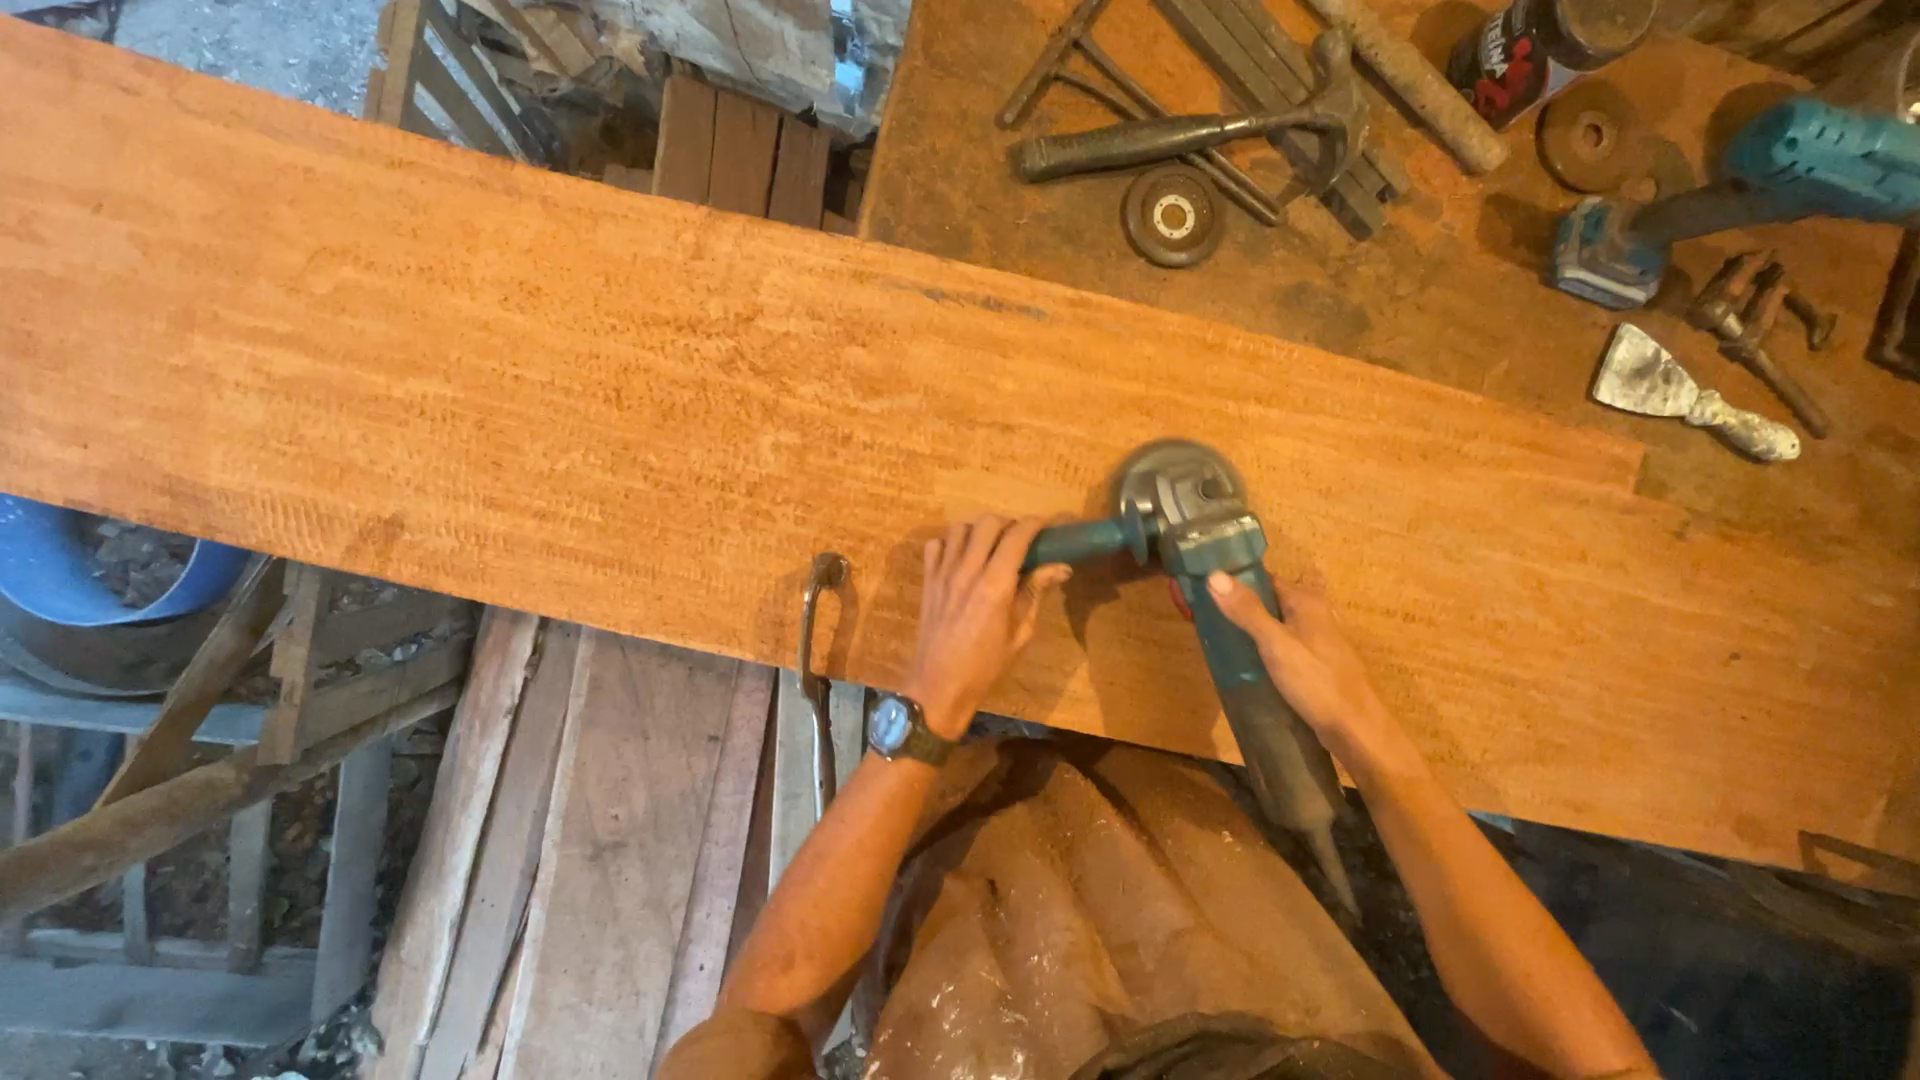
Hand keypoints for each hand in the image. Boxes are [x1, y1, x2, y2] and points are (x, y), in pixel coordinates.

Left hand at [904, 516, 1071, 739]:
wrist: (939, 685)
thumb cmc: (985, 666)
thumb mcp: (1019, 633)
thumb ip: (1035, 593)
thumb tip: (1060, 567)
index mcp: (995, 585)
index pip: (1016, 536)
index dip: (1033, 524)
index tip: (1044, 526)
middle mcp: (968, 571)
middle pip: (988, 523)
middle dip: (1007, 524)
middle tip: (1018, 539)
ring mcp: (943, 573)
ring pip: (960, 528)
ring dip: (978, 531)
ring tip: (988, 547)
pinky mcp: (927, 580)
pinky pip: (935, 545)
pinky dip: (949, 544)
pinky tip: (960, 560)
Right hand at [1206, 570, 1419, 777]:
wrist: (1355, 728)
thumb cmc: (1316, 681)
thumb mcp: (1275, 644)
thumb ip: (1246, 611)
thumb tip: (1214, 575)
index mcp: (1305, 600)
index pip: (1261, 579)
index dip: (1230, 582)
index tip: (1199, 590)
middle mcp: (1312, 611)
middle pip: (1265, 600)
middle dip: (1234, 606)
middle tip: (1198, 616)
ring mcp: (1314, 637)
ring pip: (1271, 623)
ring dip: (1245, 627)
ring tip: (1212, 635)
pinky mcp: (1313, 660)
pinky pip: (1279, 644)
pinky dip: (1259, 646)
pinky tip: (1240, 659)